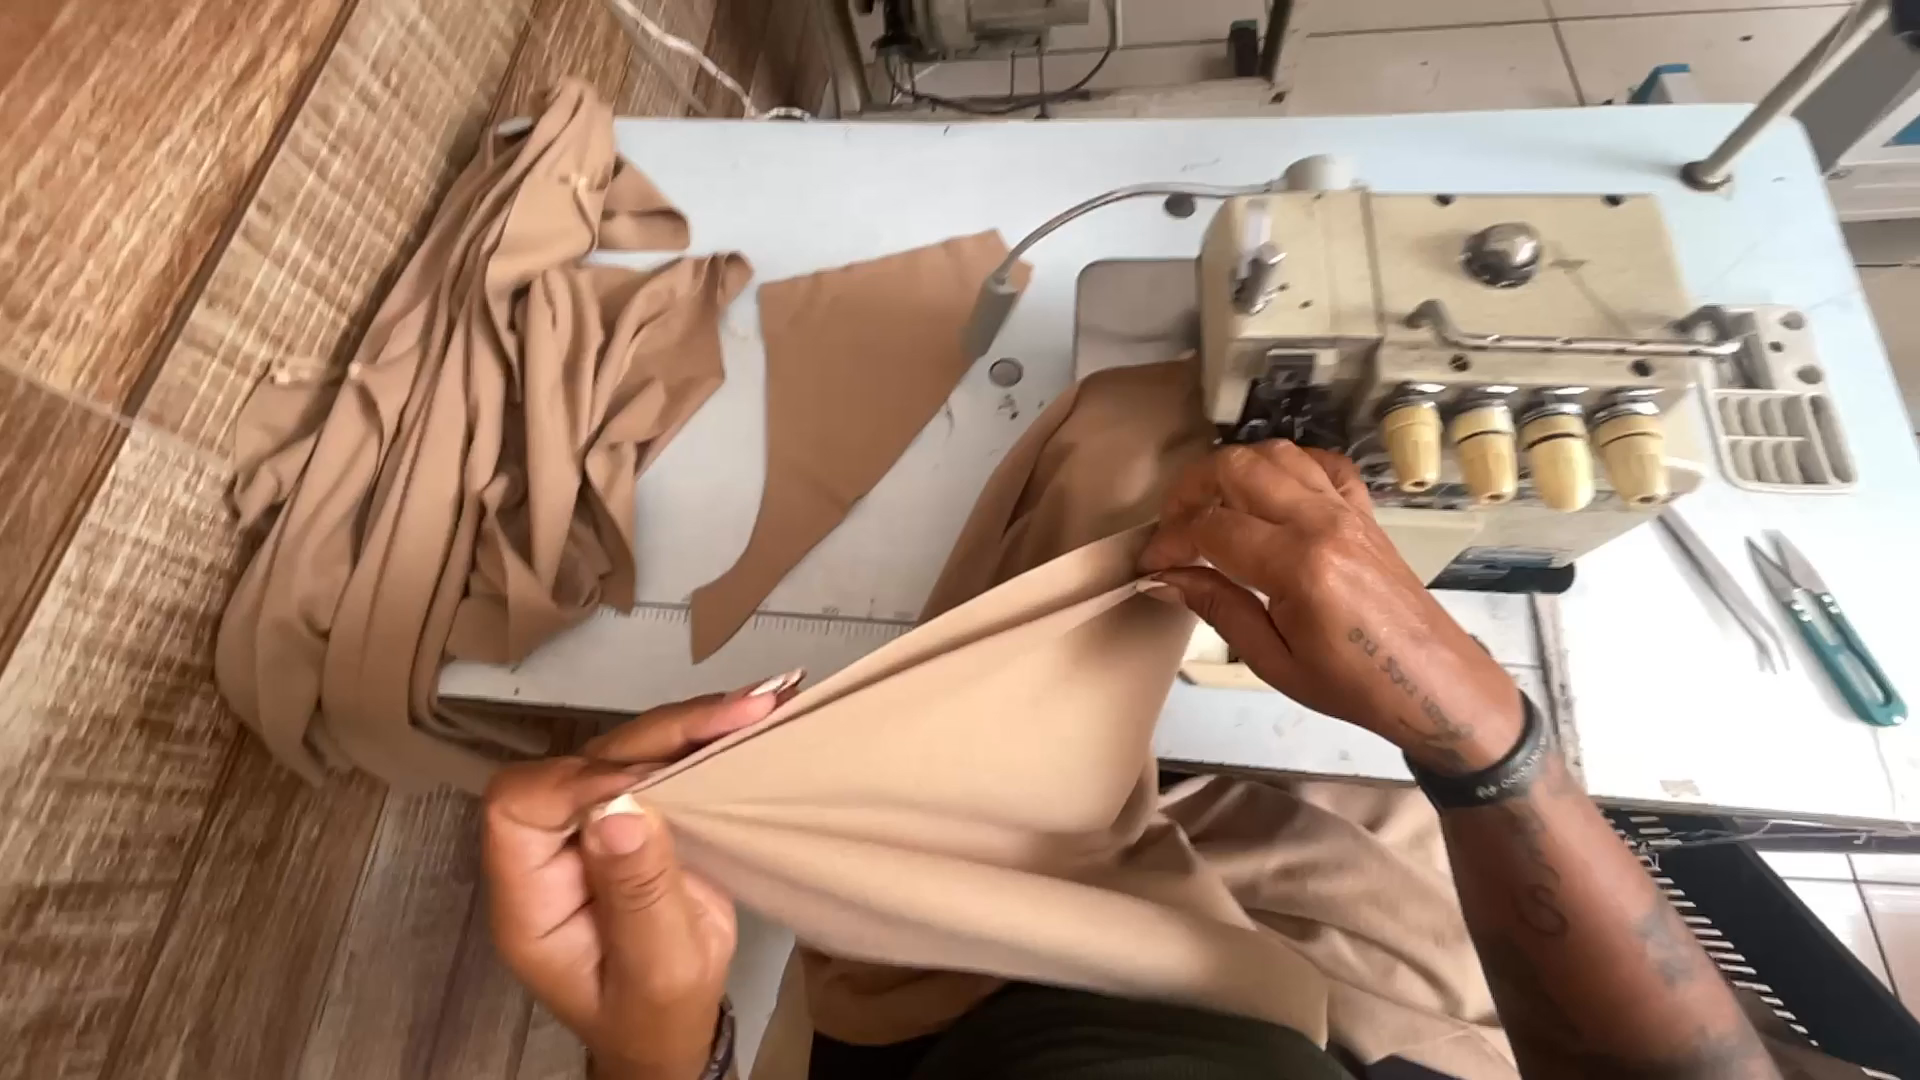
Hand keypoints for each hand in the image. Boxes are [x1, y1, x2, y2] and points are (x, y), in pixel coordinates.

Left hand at [482, 672, 800, 1079]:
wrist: (672, 1023)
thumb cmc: (656, 1013)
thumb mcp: (656, 968)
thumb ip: (637, 894)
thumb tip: (620, 808)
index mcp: (532, 895)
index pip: (522, 806)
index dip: (581, 779)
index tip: (655, 777)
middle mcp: (556, 844)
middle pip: (589, 758)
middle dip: (667, 730)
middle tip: (745, 710)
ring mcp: (597, 822)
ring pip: (630, 745)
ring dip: (695, 721)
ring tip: (761, 702)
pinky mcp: (638, 807)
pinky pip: (663, 756)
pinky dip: (708, 732)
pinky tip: (751, 714)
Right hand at [1139, 442, 1521, 773]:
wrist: (1435, 685)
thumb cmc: (1352, 684)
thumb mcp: (1272, 658)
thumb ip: (1216, 607)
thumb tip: (1161, 579)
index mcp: (1298, 565)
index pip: (1209, 527)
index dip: (1168, 542)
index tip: (1152, 565)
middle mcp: (1321, 522)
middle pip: (1234, 467)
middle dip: (1188, 491)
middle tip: (1173, 530)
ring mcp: (1346, 509)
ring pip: (1273, 453)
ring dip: (1230, 471)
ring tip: (1211, 507)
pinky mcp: (1363, 511)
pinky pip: (1320, 463)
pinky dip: (1284, 466)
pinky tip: (1267, 493)